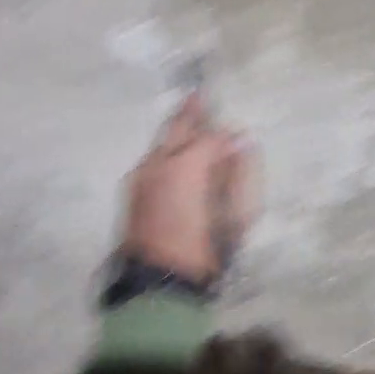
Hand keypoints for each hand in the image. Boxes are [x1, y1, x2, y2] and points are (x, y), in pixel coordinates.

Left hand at [122, 94, 254, 283]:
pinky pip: (152, 160)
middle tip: (200, 94)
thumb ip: (237, 175)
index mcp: (187, 166)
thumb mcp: (233, 216)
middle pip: (178, 128)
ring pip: (162, 143)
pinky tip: (176, 160)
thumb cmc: (203, 250)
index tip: (238, 137)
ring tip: (189, 124)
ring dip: (176, 133)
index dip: (226, 137)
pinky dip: (166, 154)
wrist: (159, 280)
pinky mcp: (132, 190)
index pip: (212, 138)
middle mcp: (160, 162)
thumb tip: (241, 142)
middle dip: (191, 111)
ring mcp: (142, 175)